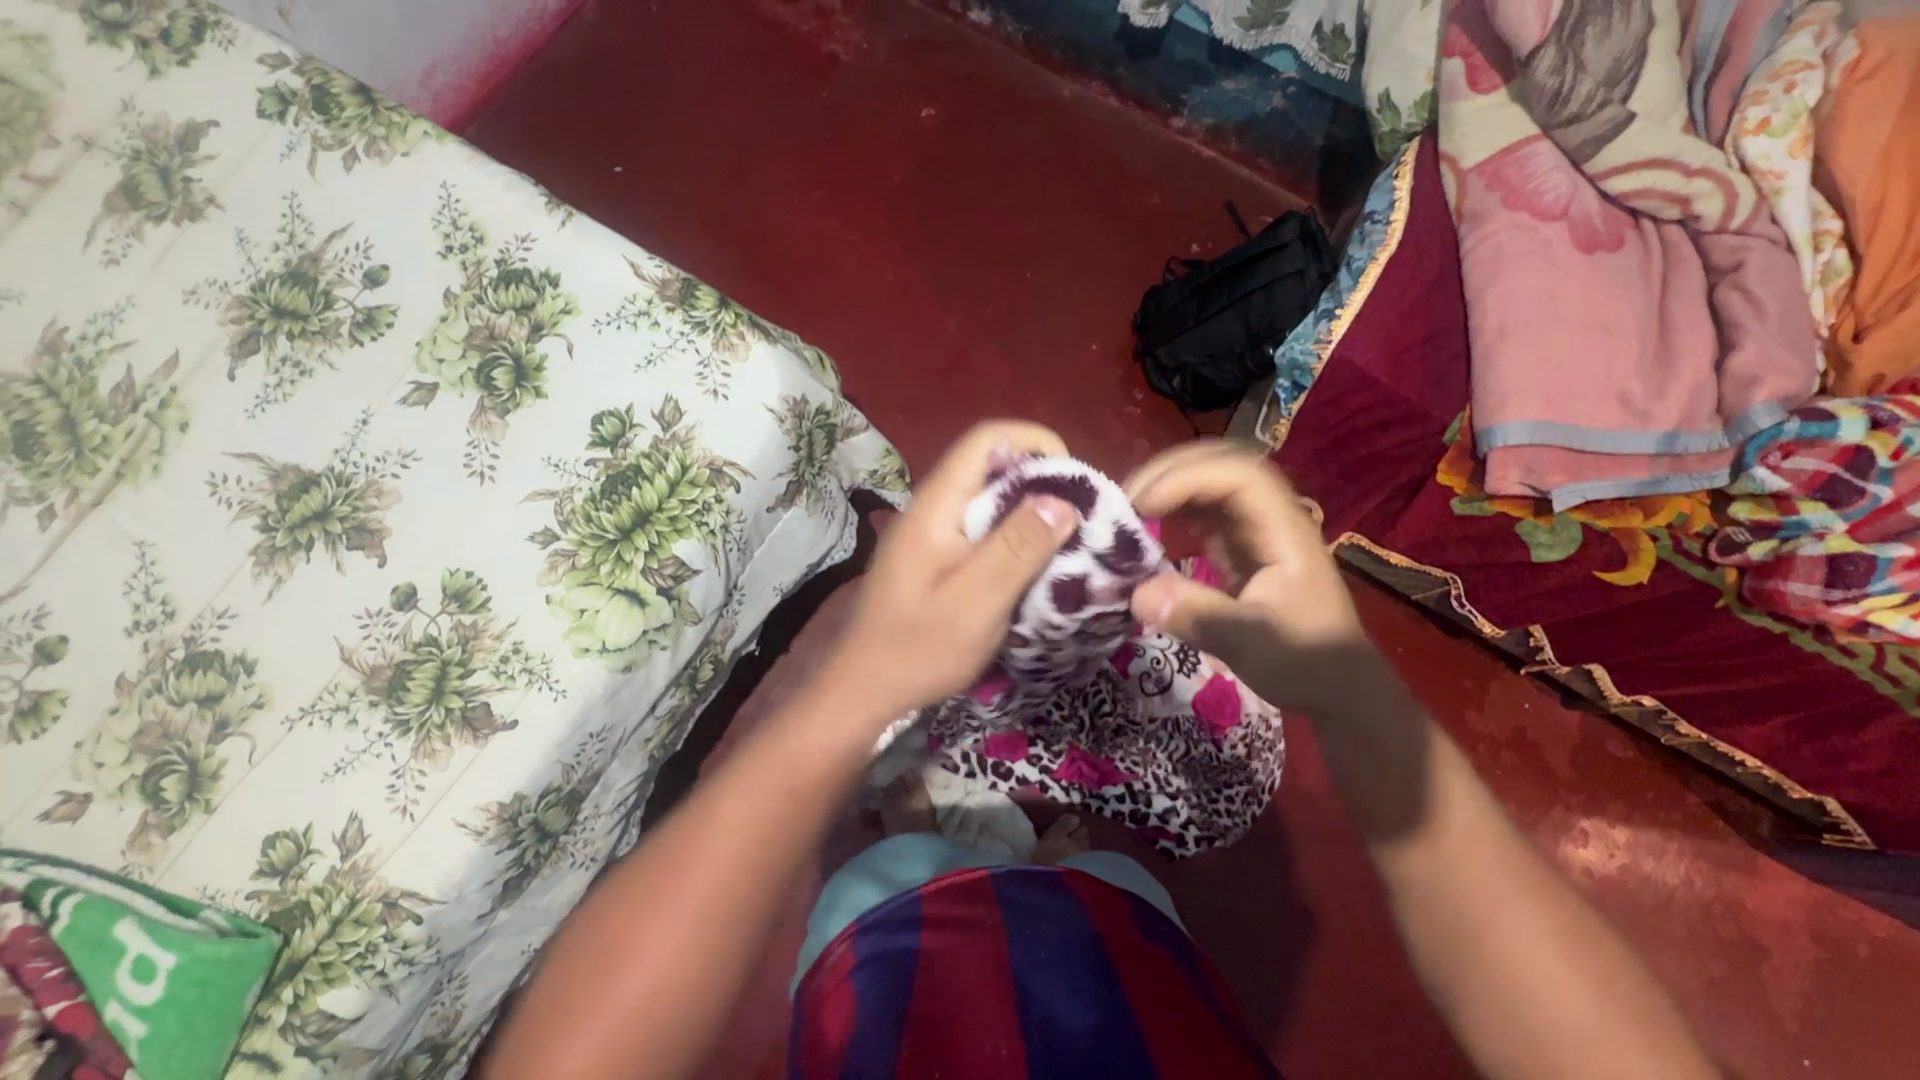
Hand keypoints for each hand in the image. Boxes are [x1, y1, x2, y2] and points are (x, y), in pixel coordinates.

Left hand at [826, 421, 1080, 721]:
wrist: (866, 689)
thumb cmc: (919, 648)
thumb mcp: (977, 602)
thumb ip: (1017, 549)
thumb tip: (1062, 499)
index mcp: (936, 506)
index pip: (986, 439)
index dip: (1035, 443)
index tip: (1075, 482)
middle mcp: (931, 508)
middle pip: (991, 466)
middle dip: (1041, 482)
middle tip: (1081, 519)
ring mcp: (930, 533)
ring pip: (988, 500)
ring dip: (1029, 513)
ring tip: (1067, 543)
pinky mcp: (935, 557)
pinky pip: (981, 530)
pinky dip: (1013, 538)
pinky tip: (1034, 568)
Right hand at [1124, 441, 1372, 712]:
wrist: (1338, 688)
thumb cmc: (1307, 663)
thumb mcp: (1254, 644)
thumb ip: (1199, 615)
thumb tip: (1136, 592)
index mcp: (1284, 531)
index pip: (1238, 476)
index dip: (1187, 478)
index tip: (1143, 506)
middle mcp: (1270, 520)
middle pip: (1222, 467)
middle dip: (1170, 473)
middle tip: (1124, 500)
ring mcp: (1255, 533)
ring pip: (1210, 487)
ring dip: (1168, 488)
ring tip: (1127, 510)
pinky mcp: (1240, 551)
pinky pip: (1203, 516)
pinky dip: (1172, 513)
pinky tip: (1146, 529)